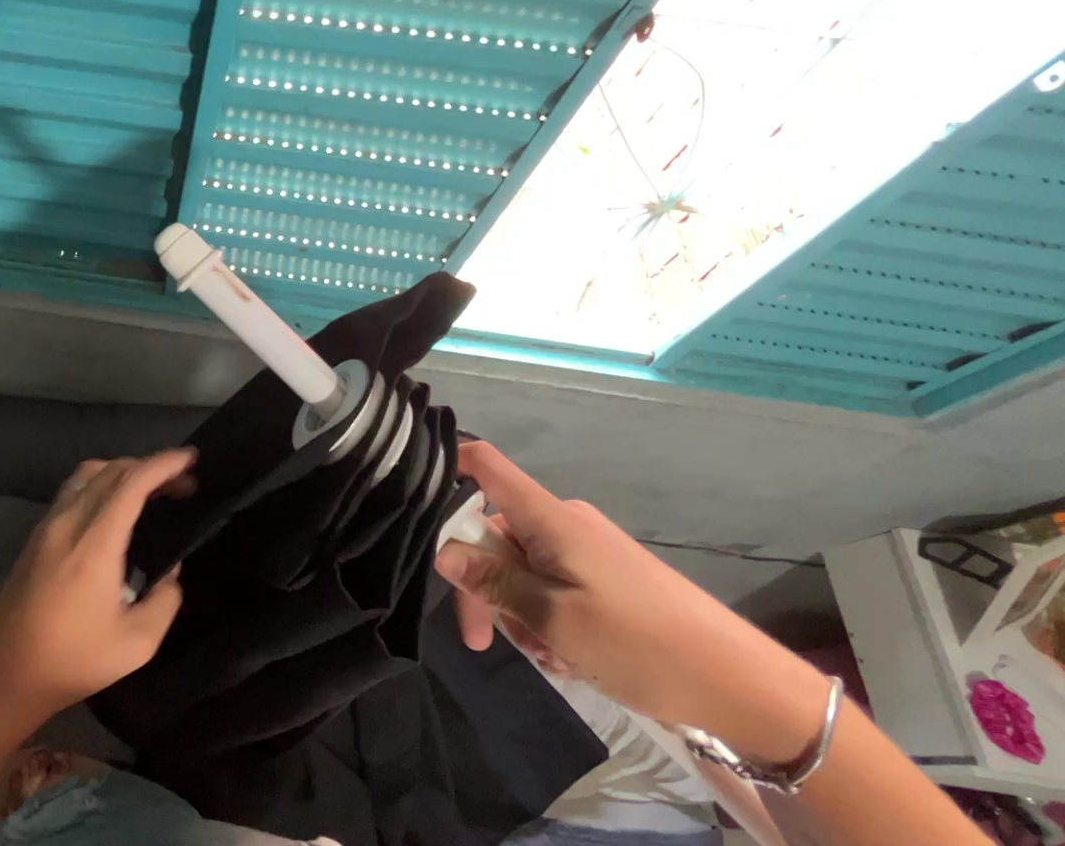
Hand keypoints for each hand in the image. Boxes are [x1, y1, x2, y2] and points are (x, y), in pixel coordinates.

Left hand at [0, 450, 195, 716]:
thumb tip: (171, 570)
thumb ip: (165, 599)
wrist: (8, 672)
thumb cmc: (74, 660)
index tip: (192, 459)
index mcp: (94, 544)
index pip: (131, 483)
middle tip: (182, 484)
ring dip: (124, 471)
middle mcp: (67, 523)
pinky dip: (102, 484)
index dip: (164, 464)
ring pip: (87, 475)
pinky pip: (72, 491)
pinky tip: (117, 507)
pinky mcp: (37, 536)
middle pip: (111, 470)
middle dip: (151, 467)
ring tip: (151, 490)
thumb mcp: (137, 642)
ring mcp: (47, 526)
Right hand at [436, 441, 831, 762]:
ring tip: (550, 657)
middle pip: (495, 535)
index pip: (486, 465)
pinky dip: (547, 618)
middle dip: (485, 587)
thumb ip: (495, 582)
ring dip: (520, 613)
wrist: (741, 685)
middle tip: (487, 644)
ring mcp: (586, 549)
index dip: (446, 465)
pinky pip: (553, 585)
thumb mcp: (554, 619)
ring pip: (522, 568)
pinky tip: (568, 657)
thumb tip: (444, 552)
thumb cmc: (640, 644)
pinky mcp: (604, 576)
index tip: (411, 493)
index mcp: (550, 518)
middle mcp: (564, 523)